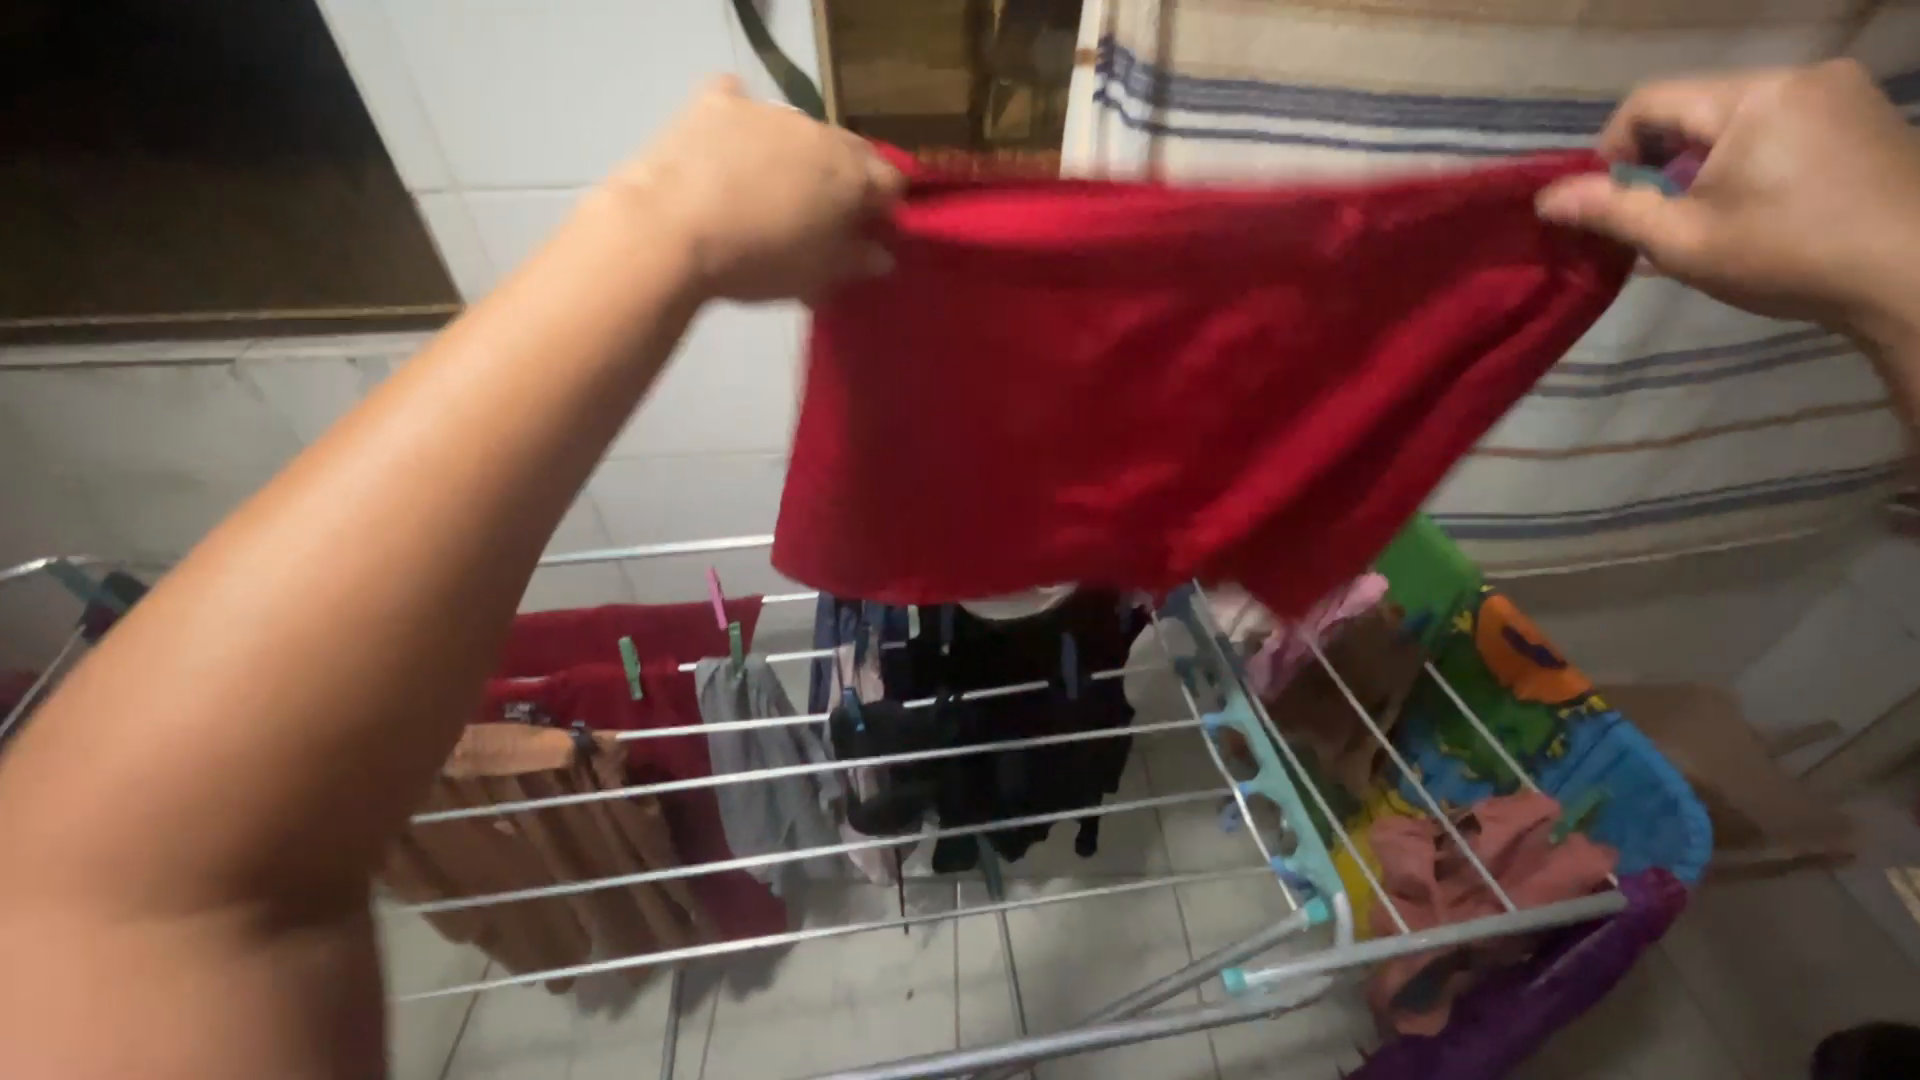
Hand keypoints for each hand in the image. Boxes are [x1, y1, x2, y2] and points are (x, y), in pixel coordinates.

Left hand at [605, 77, 905, 302]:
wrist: (670, 231)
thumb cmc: (758, 262)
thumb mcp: (815, 276)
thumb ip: (856, 261)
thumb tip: (881, 255)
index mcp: (852, 175)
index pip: (891, 183)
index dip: (886, 210)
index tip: (870, 234)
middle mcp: (818, 132)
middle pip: (849, 150)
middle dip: (846, 179)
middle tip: (826, 215)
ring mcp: (767, 112)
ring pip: (800, 131)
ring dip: (799, 155)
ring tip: (775, 189)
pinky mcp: (717, 103)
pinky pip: (742, 105)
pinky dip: (746, 127)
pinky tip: (733, 150)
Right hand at [1536, 60, 1919, 352]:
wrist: (1918, 275)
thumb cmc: (1787, 254)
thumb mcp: (1681, 238)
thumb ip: (1610, 210)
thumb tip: (1546, 199)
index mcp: (1756, 97)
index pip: (1649, 101)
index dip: (1610, 150)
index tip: (1608, 202)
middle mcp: (1802, 78)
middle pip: (1693, 108)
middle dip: (1656, 162)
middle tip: (1651, 219)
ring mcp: (1841, 95)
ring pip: (1731, 121)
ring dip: (1697, 166)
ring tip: (1699, 219)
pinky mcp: (1861, 119)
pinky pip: (1774, 128)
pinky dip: (1740, 164)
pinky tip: (1747, 210)